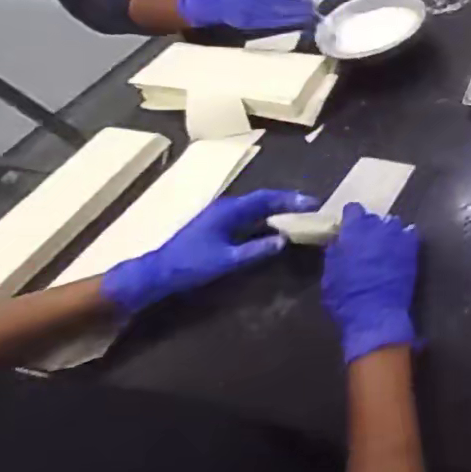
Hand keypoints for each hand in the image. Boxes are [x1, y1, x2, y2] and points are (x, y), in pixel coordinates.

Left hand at [102, 189, 318, 313]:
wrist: (157, 273)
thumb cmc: (191, 265)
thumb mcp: (227, 260)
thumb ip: (257, 250)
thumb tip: (284, 240)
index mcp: (229, 211)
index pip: (266, 198)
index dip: (291, 199)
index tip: (313, 202)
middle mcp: (226, 207)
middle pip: (263, 199)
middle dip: (288, 201)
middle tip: (312, 207)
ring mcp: (221, 215)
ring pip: (256, 207)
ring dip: (278, 210)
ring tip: (300, 215)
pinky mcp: (218, 225)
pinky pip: (249, 216)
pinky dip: (267, 219)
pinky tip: (276, 228)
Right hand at [177, 0, 317, 30]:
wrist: (208, 5)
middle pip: (282, 0)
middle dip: (298, 2)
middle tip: (312, 2)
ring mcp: (257, 13)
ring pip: (282, 14)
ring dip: (298, 14)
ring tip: (312, 13)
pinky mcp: (257, 24)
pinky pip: (277, 24)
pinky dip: (290, 23)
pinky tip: (301, 22)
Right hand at [321, 204, 419, 363]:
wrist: (376, 314)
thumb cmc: (345, 297)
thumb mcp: (329, 273)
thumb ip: (334, 252)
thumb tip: (337, 241)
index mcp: (353, 229)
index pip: (353, 209)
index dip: (350, 218)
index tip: (348, 228)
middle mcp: (377, 226)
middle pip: (374, 217)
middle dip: (369, 227)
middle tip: (365, 242)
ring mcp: (398, 235)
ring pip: (393, 224)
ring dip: (387, 232)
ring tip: (384, 247)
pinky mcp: (412, 248)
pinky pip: (410, 234)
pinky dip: (404, 239)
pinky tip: (400, 250)